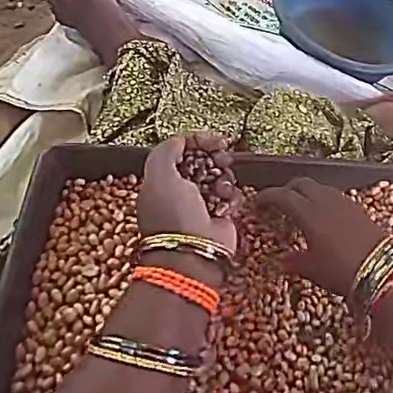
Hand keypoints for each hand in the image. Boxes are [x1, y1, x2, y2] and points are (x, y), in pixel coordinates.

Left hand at [138, 133, 237, 252]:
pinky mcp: (220, 214)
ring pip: (220, 176)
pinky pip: (232, 195)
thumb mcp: (160, 176)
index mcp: (163, 180)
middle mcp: (181, 190)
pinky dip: (231, 197)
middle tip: (222, 159)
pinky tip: (225, 205)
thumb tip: (181, 140)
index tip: (214, 140)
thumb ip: (166, 151)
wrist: (194, 252)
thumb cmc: (174, 216)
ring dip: (224, 178)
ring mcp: (201, 202)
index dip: (199, 141)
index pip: (182, 150)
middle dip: (215, 157)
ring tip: (221, 188)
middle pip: (204, 160)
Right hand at [253, 178, 387, 297]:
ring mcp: (344, 202)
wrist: (382, 268)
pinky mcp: (357, 207)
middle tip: (277, 203)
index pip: (282, 195)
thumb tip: (282, 259)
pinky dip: (321, 199)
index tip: (256, 202)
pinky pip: (333, 195)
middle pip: (301, 183)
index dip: (267, 196)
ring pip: (319, 187)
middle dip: (286, 189)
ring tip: (299, 209)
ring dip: (306, 193)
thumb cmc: (341, 270)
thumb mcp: (312, 269)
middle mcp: (325, 201)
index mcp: (309, 212)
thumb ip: (294, 261)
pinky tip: (322, 216)